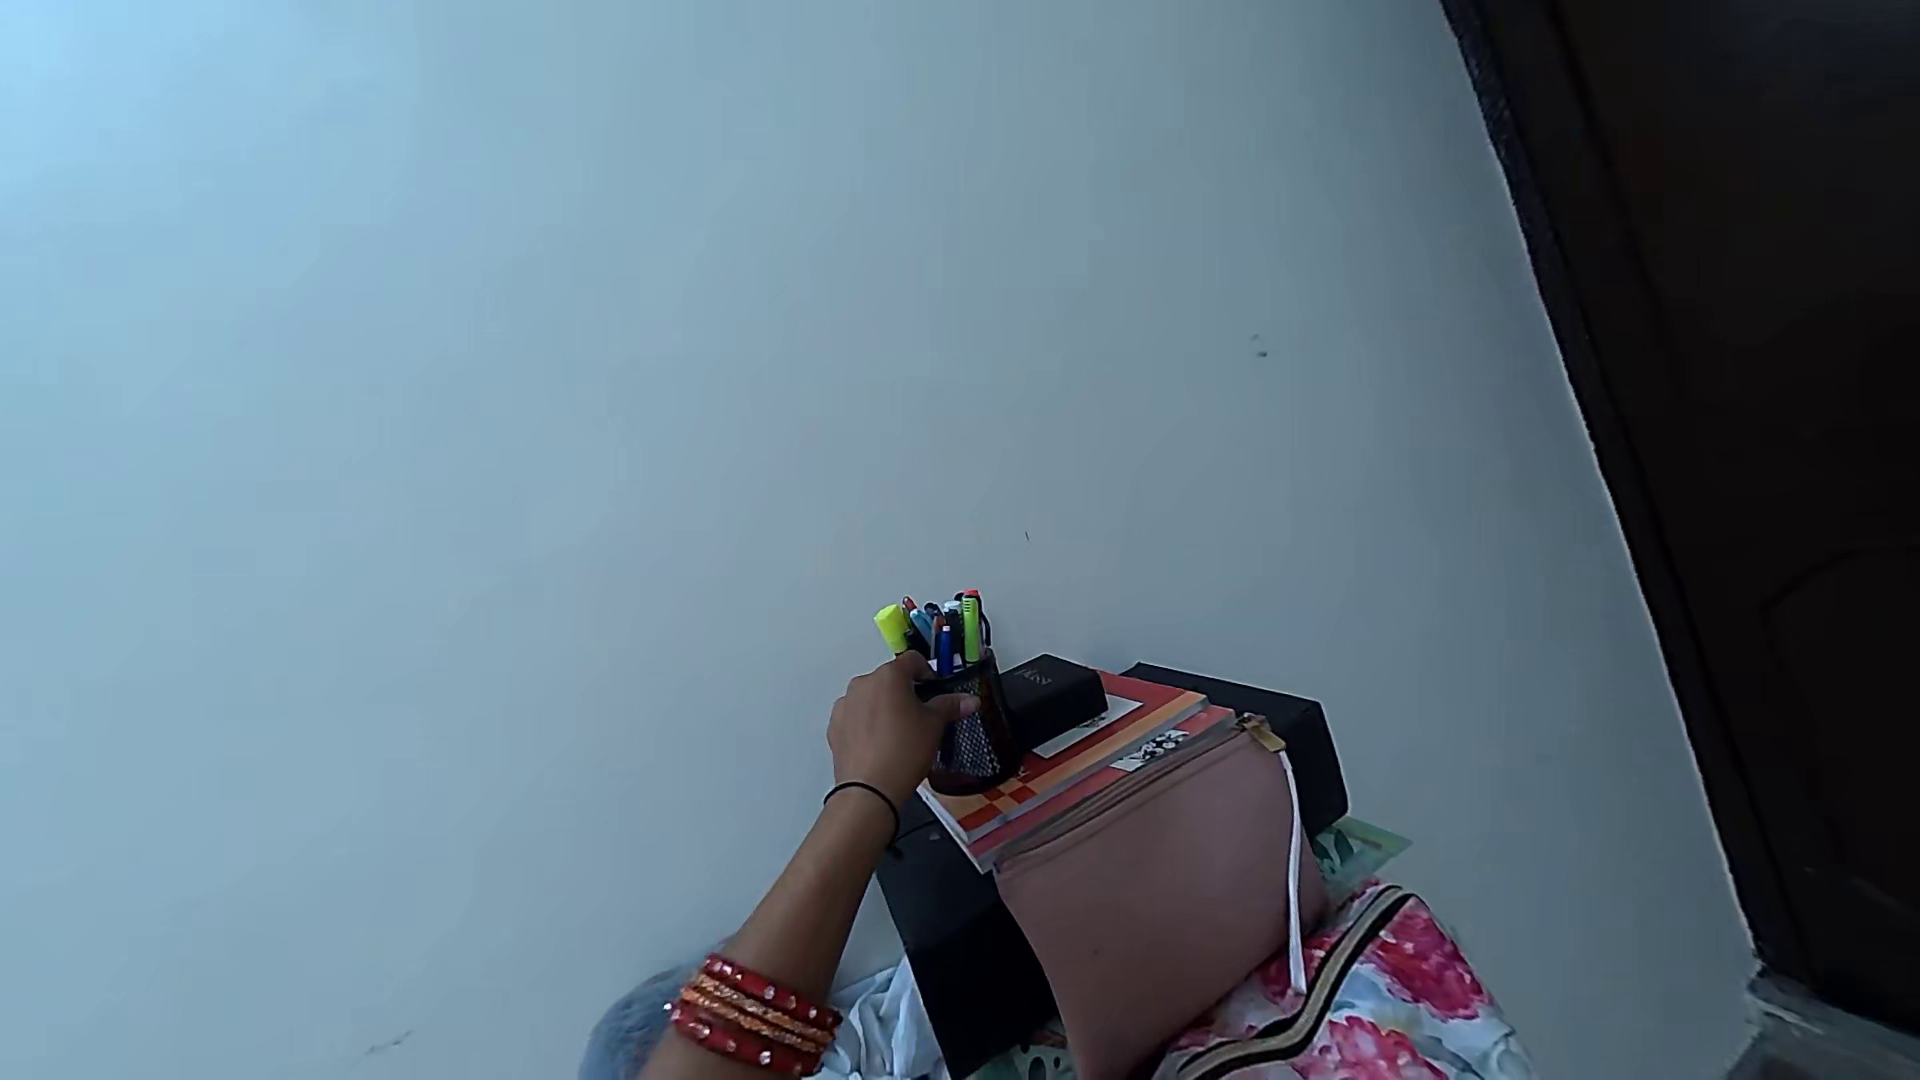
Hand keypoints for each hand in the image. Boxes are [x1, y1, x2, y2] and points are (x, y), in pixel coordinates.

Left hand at [828, 652, 979, 805]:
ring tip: (897, 733)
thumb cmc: (905, 751)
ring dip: (884, 706)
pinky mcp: (834, 725)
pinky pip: (855, 715)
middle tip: (919, 715)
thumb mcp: (934, 725)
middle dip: (905, 692)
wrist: (869, 790)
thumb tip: (970, 700)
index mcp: (889, 675)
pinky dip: (867, 722)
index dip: (927, 672)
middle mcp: (863, 683)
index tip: (935, 690)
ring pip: (871, 696)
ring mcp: (845, 704)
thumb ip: (951, 705)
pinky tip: (878, 743)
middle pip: (889, 678)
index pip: (912, 660)